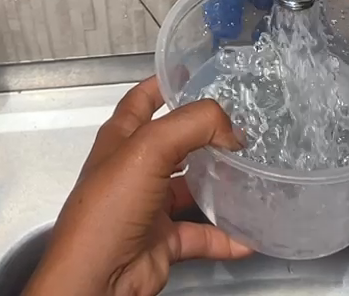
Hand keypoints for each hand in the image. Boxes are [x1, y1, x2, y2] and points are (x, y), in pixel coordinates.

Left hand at [24, 77, 251, 295]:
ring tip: (251, 174)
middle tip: (239, 128)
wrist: (97, 278)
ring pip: (189, 187)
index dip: (166, 83)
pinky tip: (250, 235)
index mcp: (122, 137)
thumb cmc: (110, 206)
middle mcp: (135, 167)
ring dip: (218, 183)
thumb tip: (230, 128)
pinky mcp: (162, 241)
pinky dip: (225, 235)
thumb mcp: (149, 148)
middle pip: (174, 142)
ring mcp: (148, 205)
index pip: (144, 98)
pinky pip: (200, 234)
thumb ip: (191, 126)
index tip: (196, 73)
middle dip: (204, 134)